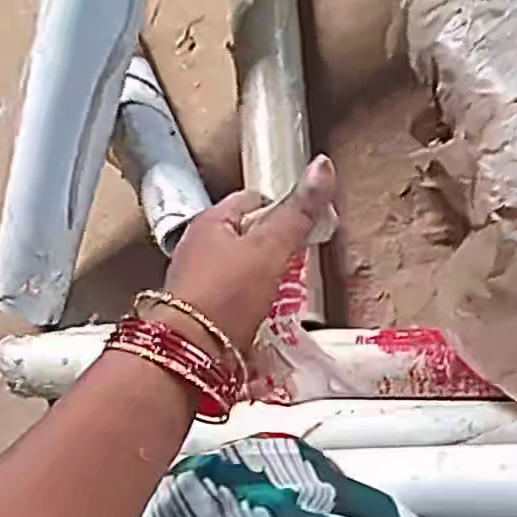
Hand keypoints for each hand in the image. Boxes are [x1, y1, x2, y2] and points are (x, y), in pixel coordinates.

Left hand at [160, 155, 338, 350]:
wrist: (193, 351)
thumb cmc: (227, 294)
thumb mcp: (271, 248)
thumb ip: (298, 213)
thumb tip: (323, 165)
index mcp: (211, 222)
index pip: (252, 201)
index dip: (282, 209)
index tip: (306, 226)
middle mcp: (199, 249)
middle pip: (247, 238)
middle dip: (275, 248)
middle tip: (301, 263)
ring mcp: (200, 283)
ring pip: (241, 270)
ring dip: (265, 279)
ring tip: (289, 292)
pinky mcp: (205, 315)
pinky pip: (237, 300)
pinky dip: (255, 304)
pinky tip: (268, 316)